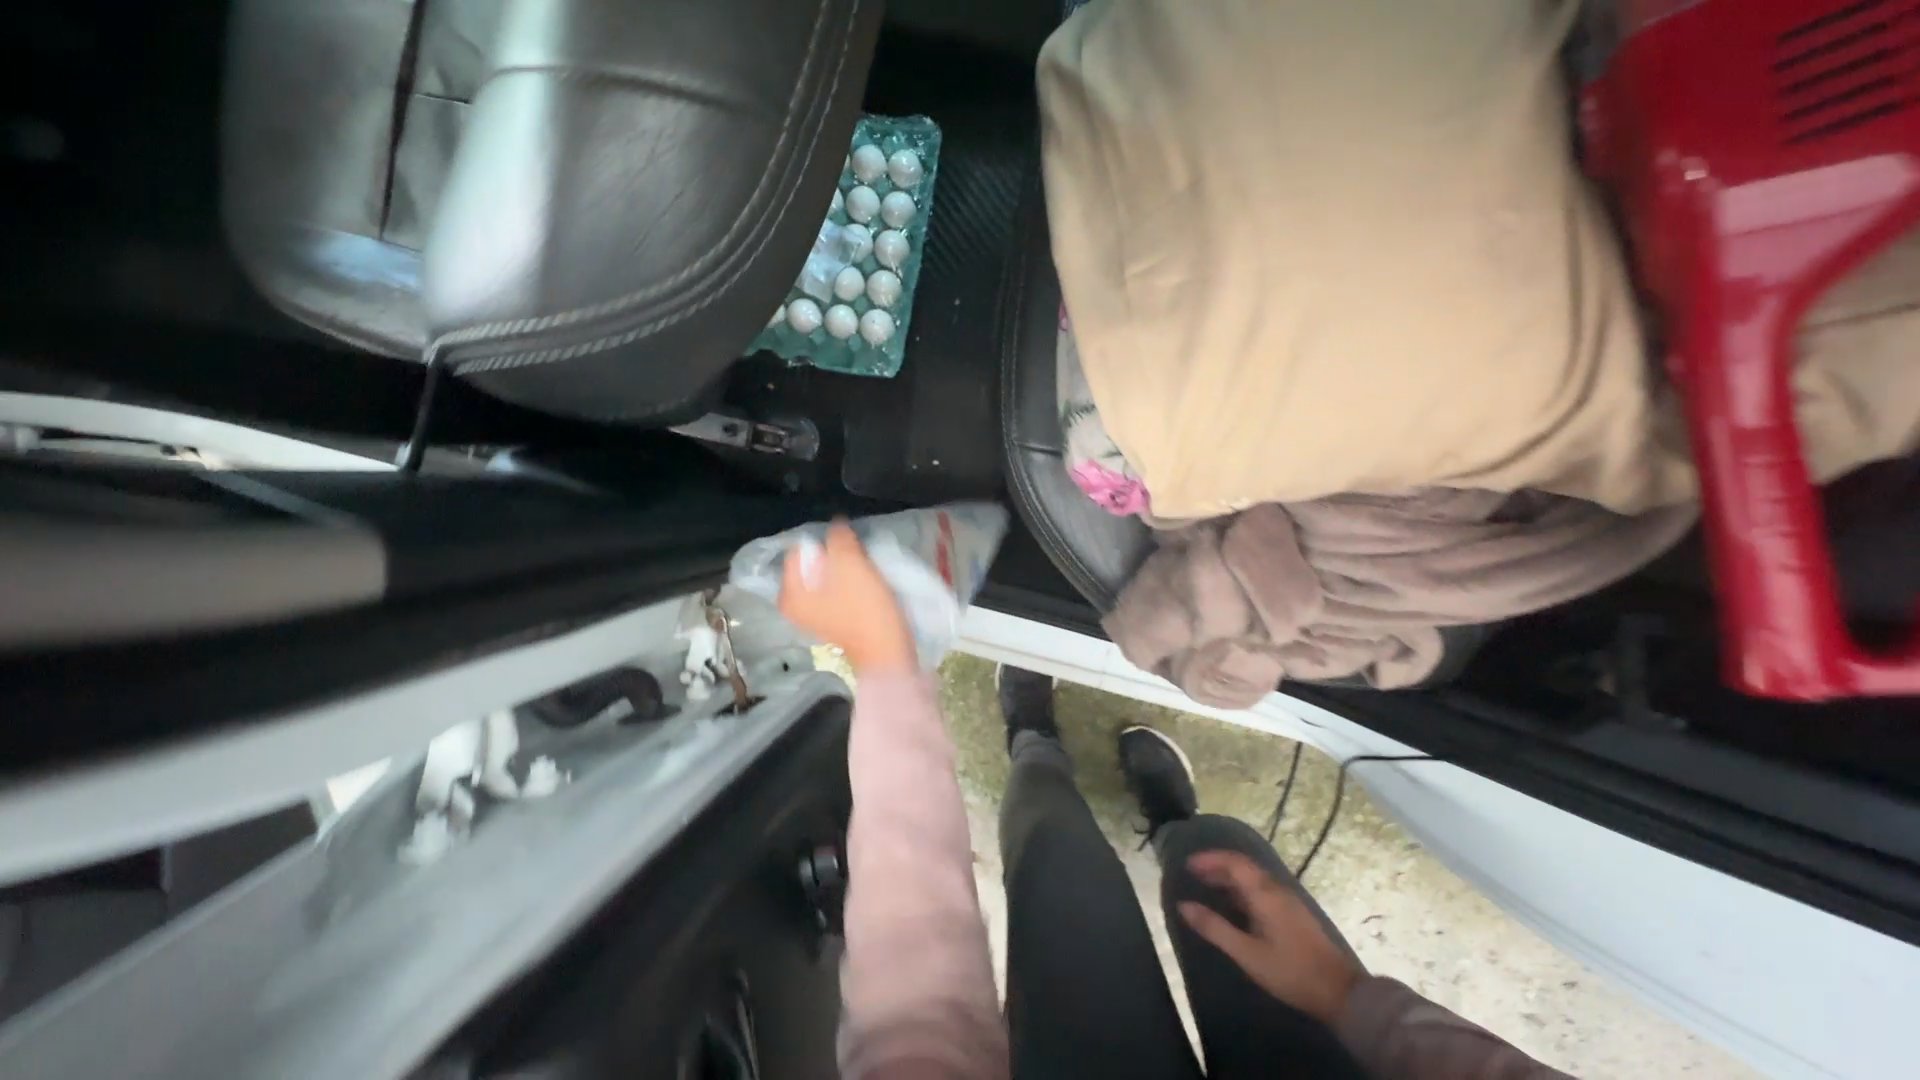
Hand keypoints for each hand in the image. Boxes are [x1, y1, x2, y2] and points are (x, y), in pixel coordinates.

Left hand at [779, 521, 916, 674]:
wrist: (888, 652)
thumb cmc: (866, 609)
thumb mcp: (852, 564)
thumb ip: (839, 538)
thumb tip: (836, 525)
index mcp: (789, 593)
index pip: (800, 550)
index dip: (825, 544)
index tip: (847, 551)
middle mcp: (793, 605)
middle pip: (813, 563)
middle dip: (834, 557)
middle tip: (857, 562)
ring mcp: (811, 615)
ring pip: (825, 576)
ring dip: (843, 569)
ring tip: (863, 573)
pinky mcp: (829, 620)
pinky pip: (834, 590)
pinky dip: (847, 584)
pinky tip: (864, 587)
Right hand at [1177, 850, 1362, 1024]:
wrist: (1340, 993)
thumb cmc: (1290, 972)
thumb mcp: (1247, 953)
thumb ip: (1215, 928)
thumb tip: (1183, 906)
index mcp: (1265, 894)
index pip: (1235, 862)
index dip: (1210, 858)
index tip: (1187, 864)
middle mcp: (1278, 890)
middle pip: (1245, 867)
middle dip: (1217, 866)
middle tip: (1193, 874)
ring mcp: (1289, 901)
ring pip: (1254, 878)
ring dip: (1230, 877)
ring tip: (1208, 886)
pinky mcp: (1294, 914)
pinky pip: (1263, 890)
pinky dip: (1242, 889)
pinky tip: (1234, 905)